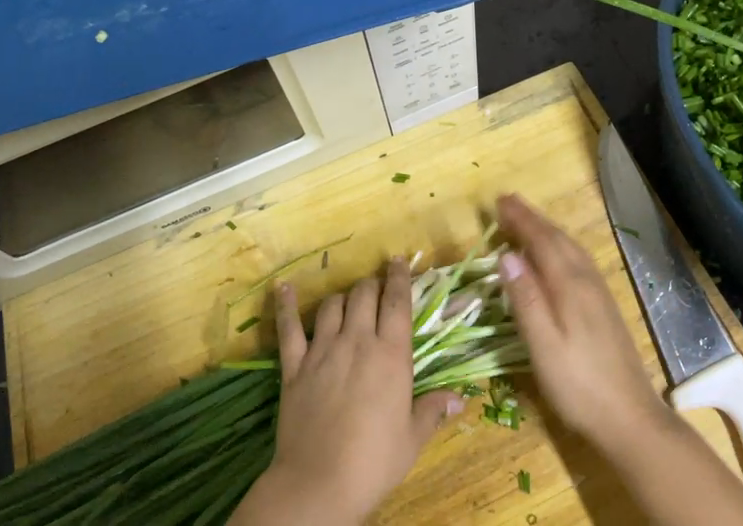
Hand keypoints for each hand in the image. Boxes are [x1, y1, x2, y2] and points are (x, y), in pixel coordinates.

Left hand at [230, 258, 463, 525]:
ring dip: (342, 297)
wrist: (321, 480)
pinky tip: (283, 288)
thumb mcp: (412, 438)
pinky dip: (286, 305)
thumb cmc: (375, 461)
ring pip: (332, 305)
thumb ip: (433, 411)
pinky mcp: (294, 365)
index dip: (399, 278)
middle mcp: (357, 341)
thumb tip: (459, 399)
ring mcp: (322, 350)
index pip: (397, 302)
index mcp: (391, 355)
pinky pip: (289, 327)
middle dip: (371, 285)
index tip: (398, 262)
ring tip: (347, 300)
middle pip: (363, 295)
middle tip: (376, 288)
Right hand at [497, 193, 674, 448]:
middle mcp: (587, 282)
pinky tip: (557, 258)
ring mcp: (600, 295)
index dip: (520, 220)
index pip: (542, 242)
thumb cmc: (579, 385)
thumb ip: (525, 299)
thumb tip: (506, 256)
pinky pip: (579, 262)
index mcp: (570, 287)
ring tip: (527, 221)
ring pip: (572, 250)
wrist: (631, 419)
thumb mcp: (543, 346)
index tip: (499, 201)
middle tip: (508, 202)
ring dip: (548, 231)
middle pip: (558, 240)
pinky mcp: (605, 309)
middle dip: (533, 219)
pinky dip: (561, 248)